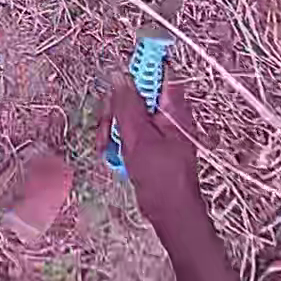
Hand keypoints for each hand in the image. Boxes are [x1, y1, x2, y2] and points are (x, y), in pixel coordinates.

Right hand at [110, 73, 206, 232]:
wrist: (170, 214)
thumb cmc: (160, 178)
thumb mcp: (138, 137)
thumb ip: (127, 104)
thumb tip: (119, 74)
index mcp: (172, 109)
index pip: (159, 72)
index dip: (140, 67)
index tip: (120, 73)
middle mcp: (167, 115)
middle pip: (136, 93)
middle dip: (116, 107)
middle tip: (108, 125)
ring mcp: (158, 130)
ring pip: (128, 112)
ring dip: (113, 125)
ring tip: (108, 144)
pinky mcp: (150, 143)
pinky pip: (129, 130)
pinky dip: (117, 138)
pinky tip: (112, 152)